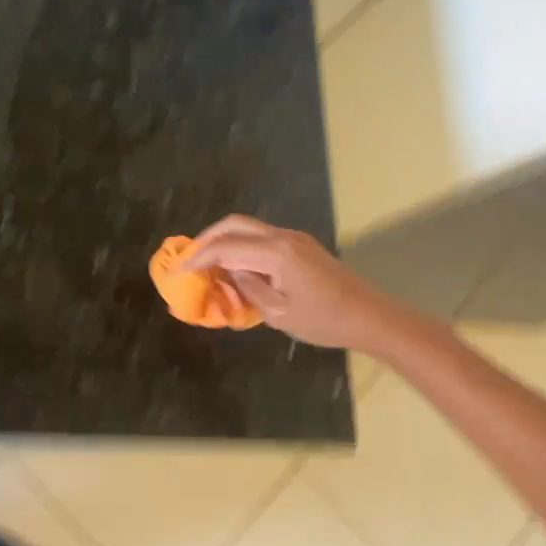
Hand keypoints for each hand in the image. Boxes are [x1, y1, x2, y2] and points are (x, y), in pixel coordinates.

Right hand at [181, 215, 406, 350]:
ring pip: (247, 228)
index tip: (175, 271)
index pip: (225, 248)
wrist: (370, 317)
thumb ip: (246, 288)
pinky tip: (233, 266)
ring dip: (223, 241)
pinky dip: (240, 246)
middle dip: (206, 239)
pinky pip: (261, 238)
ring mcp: (294, 239)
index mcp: (275, 253)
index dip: (196, 258)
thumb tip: (226, 274)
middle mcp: (283, 237)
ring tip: (206, 263)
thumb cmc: (323, 321)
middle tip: (188, 259)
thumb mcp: (277, 313)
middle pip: (234, 224)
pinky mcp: (300, 246)